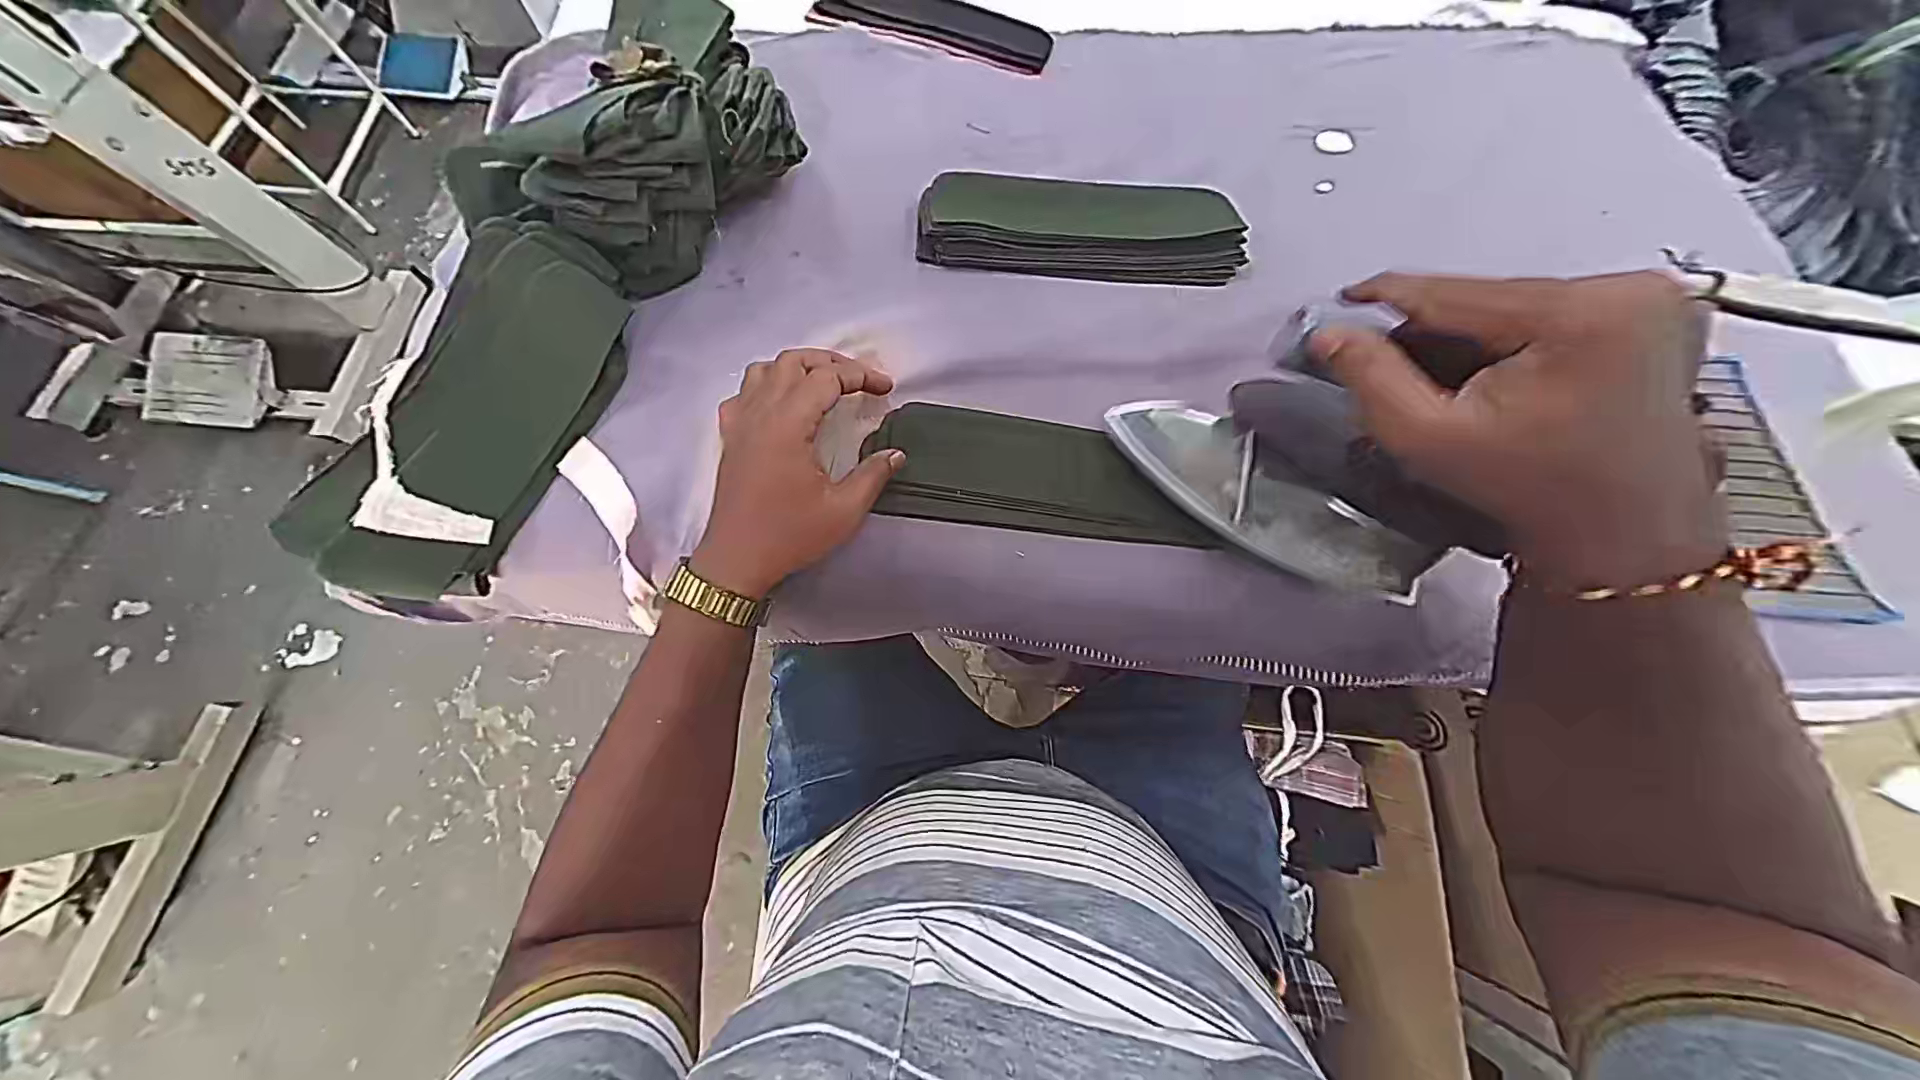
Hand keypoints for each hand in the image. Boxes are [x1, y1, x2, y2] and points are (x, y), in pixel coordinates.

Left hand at [690, 348, 903, 597]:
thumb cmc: (789, 535)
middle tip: (860, 379)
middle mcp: (760, 414)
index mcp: (787, 426)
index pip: (826, 378)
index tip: (884, 389)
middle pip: (794, 362)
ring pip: (766, 370)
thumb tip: (895, 455)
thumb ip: (873, 475)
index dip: (861, 376)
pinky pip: (745, 393)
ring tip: (825, 383)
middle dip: (832, 362)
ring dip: (799, 367)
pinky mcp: (731, 437)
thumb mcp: (844, 510)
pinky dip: (768, 386)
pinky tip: (783, 404)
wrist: (737, 559)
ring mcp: (740, 423)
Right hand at [1309, 272, 1724, 588]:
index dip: (1389, 295)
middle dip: (1434, 331)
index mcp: (1579, 314)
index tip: (1349, 298)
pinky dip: (1508, 341)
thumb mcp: (1426, 437)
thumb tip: (1333, 335)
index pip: (1453, 292)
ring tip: (1454, 387)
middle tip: (1400, 373)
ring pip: (1512, 304)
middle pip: (1485, 296)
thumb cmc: (1529, 489)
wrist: (1617, 527)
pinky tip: (1495, 380)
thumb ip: (1371, 378)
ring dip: (1470, 336)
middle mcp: (1628, 291)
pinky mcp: (1651, 315)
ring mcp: (1648, 300)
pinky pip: (1548, 312)